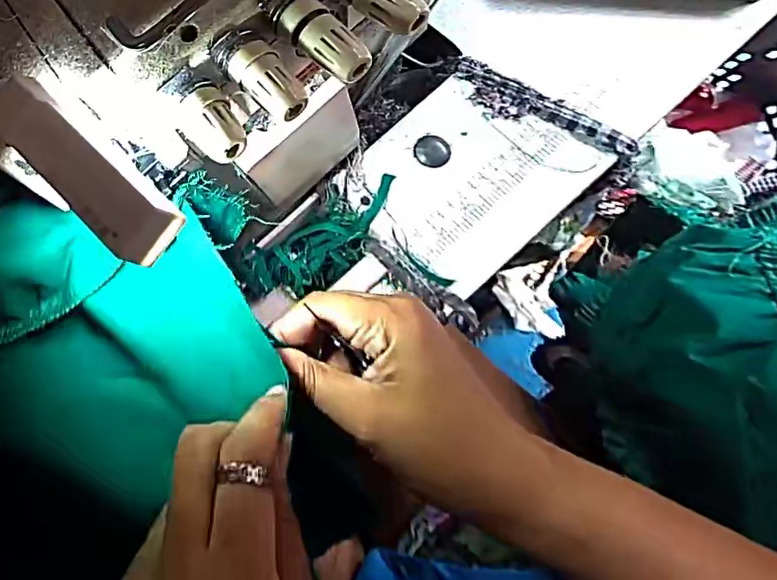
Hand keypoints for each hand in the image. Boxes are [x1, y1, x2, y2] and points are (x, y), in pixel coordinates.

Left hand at [159, 386, 311, 579]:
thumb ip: (290, 528)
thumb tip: (282, 453)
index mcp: (232, 559)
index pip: (240, 459)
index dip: (262, 418)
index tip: (280, 397)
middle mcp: (181, 545)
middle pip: (196, 445)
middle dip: (231, 429)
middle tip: (262, 445)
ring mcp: (151, 551)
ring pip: (181, 474)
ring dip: (212, 467)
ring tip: (241, 490)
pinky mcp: (137, 562)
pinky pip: (169, 507)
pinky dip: (197, 502)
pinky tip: (216, 526)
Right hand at [270, 292, 539, 513]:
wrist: (504, 474)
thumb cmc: (440, 447)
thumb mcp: (364, 416)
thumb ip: (313, 380)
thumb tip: (278, 357)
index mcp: (390, 314)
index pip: (317, 303)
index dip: (289, 331)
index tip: (273, 365)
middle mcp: (401, 305)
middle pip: (333, 313)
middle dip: (312, 348)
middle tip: (304, 390)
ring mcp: (413, 322)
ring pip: (350, 329)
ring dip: (334, 360)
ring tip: (340, 402)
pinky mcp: (418, 341)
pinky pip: (371, 340)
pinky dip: (356, 365)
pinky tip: (362, 399)